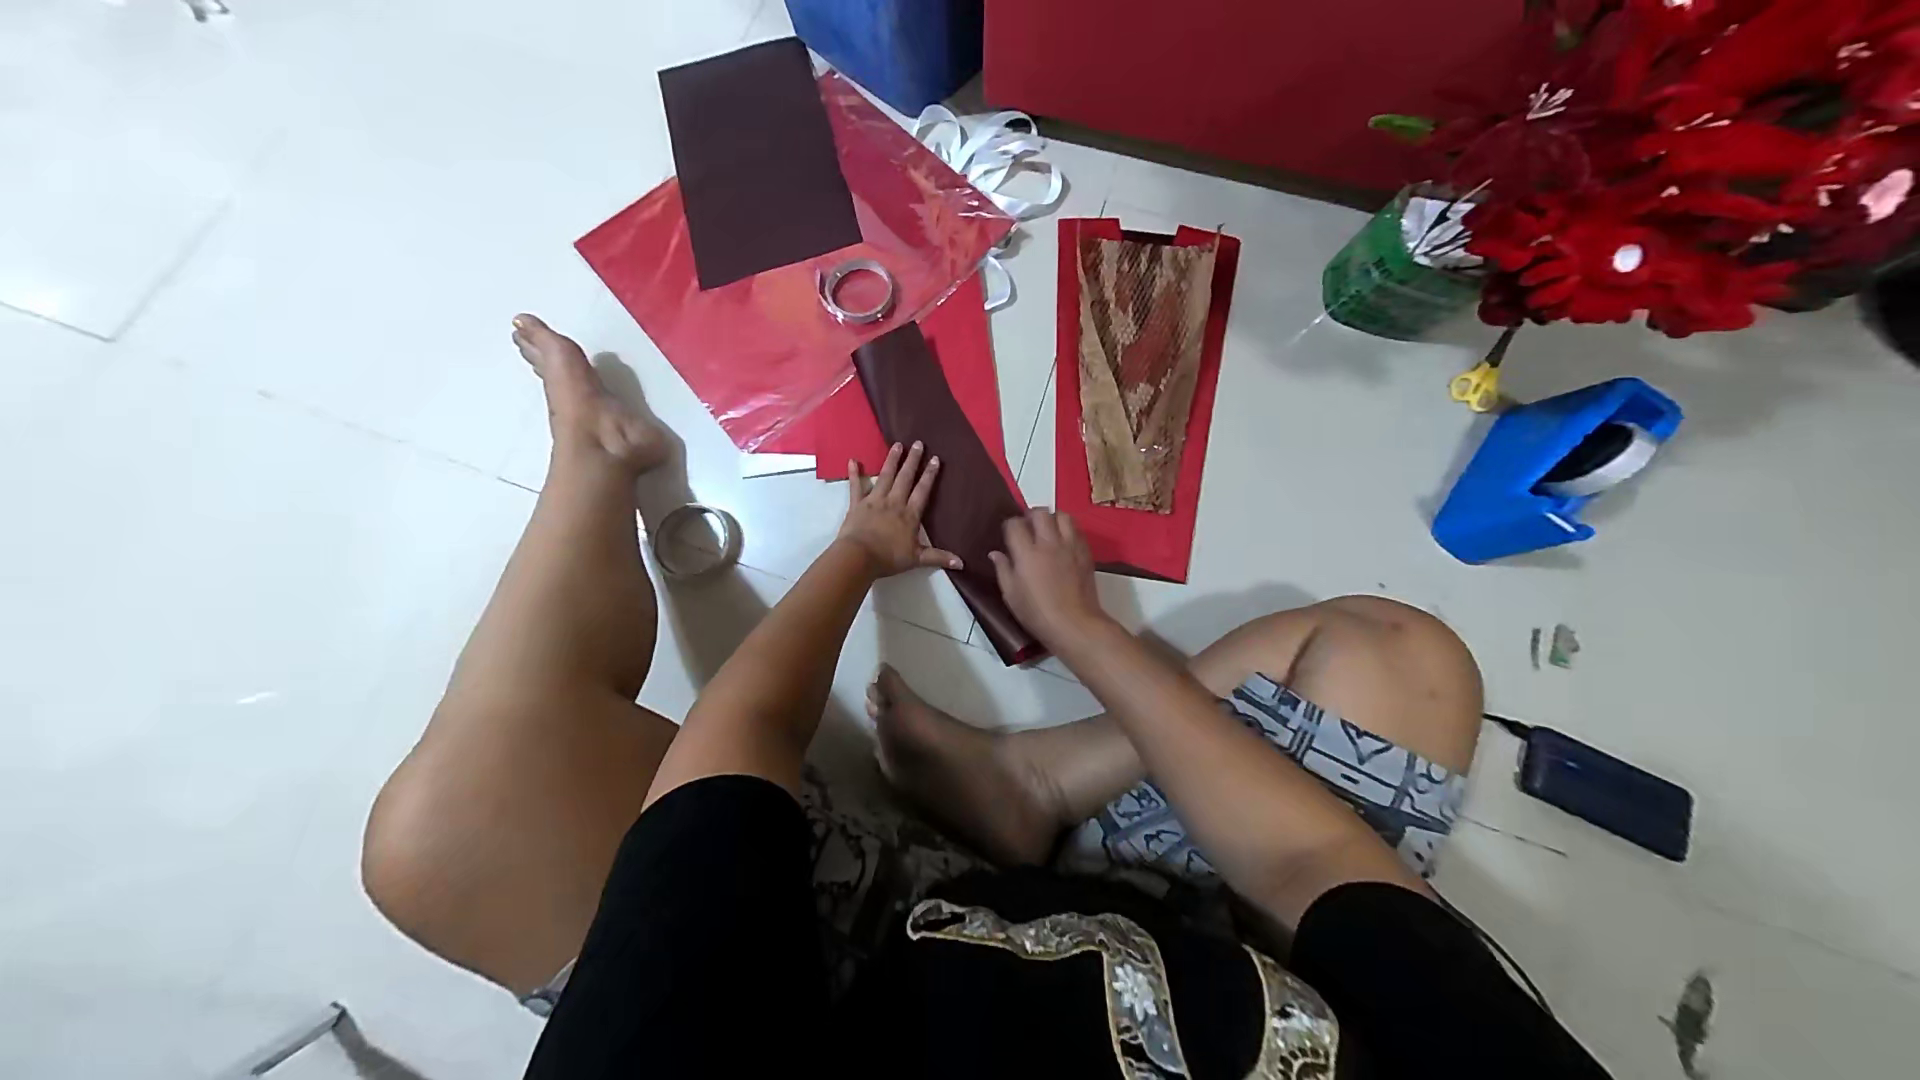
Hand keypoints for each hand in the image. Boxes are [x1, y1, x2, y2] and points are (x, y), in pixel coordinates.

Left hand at [838, 442, 961, 578]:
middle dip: (912, 460)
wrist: (859, 557)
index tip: (935, 459)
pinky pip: (855, 486)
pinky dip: (854, 473)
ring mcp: (874, 501)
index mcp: (909, 514)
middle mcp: (894, 502)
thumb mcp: (917, 559)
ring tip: (897, 445)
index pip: (922, 491)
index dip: (929, 475)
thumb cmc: (889, 558)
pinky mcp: (857, 504)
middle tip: (918, 443)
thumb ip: (939, 557)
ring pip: (885, 476)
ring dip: (891, 460)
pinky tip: (853, 460)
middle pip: (905, 478)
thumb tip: (962, 563)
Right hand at [989, 509, 1112, 648]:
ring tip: (1047, 530)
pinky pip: (1077, 530)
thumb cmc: (1037, 613)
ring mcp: (1070, 546)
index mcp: (1026, 553)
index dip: (1009, 526)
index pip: (1015, 524)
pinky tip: (1063, 542)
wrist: (1074, 624)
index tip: (1008, 535)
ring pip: (1062, 515)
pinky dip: (1068, 530)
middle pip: (1040, 513)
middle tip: (1027, 527)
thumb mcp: (1011, 594)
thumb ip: (1002, 569)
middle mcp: (1049, 543)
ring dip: (1052, 518)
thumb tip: (996, 554)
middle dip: (1031, 516)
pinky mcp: (1085, 553)